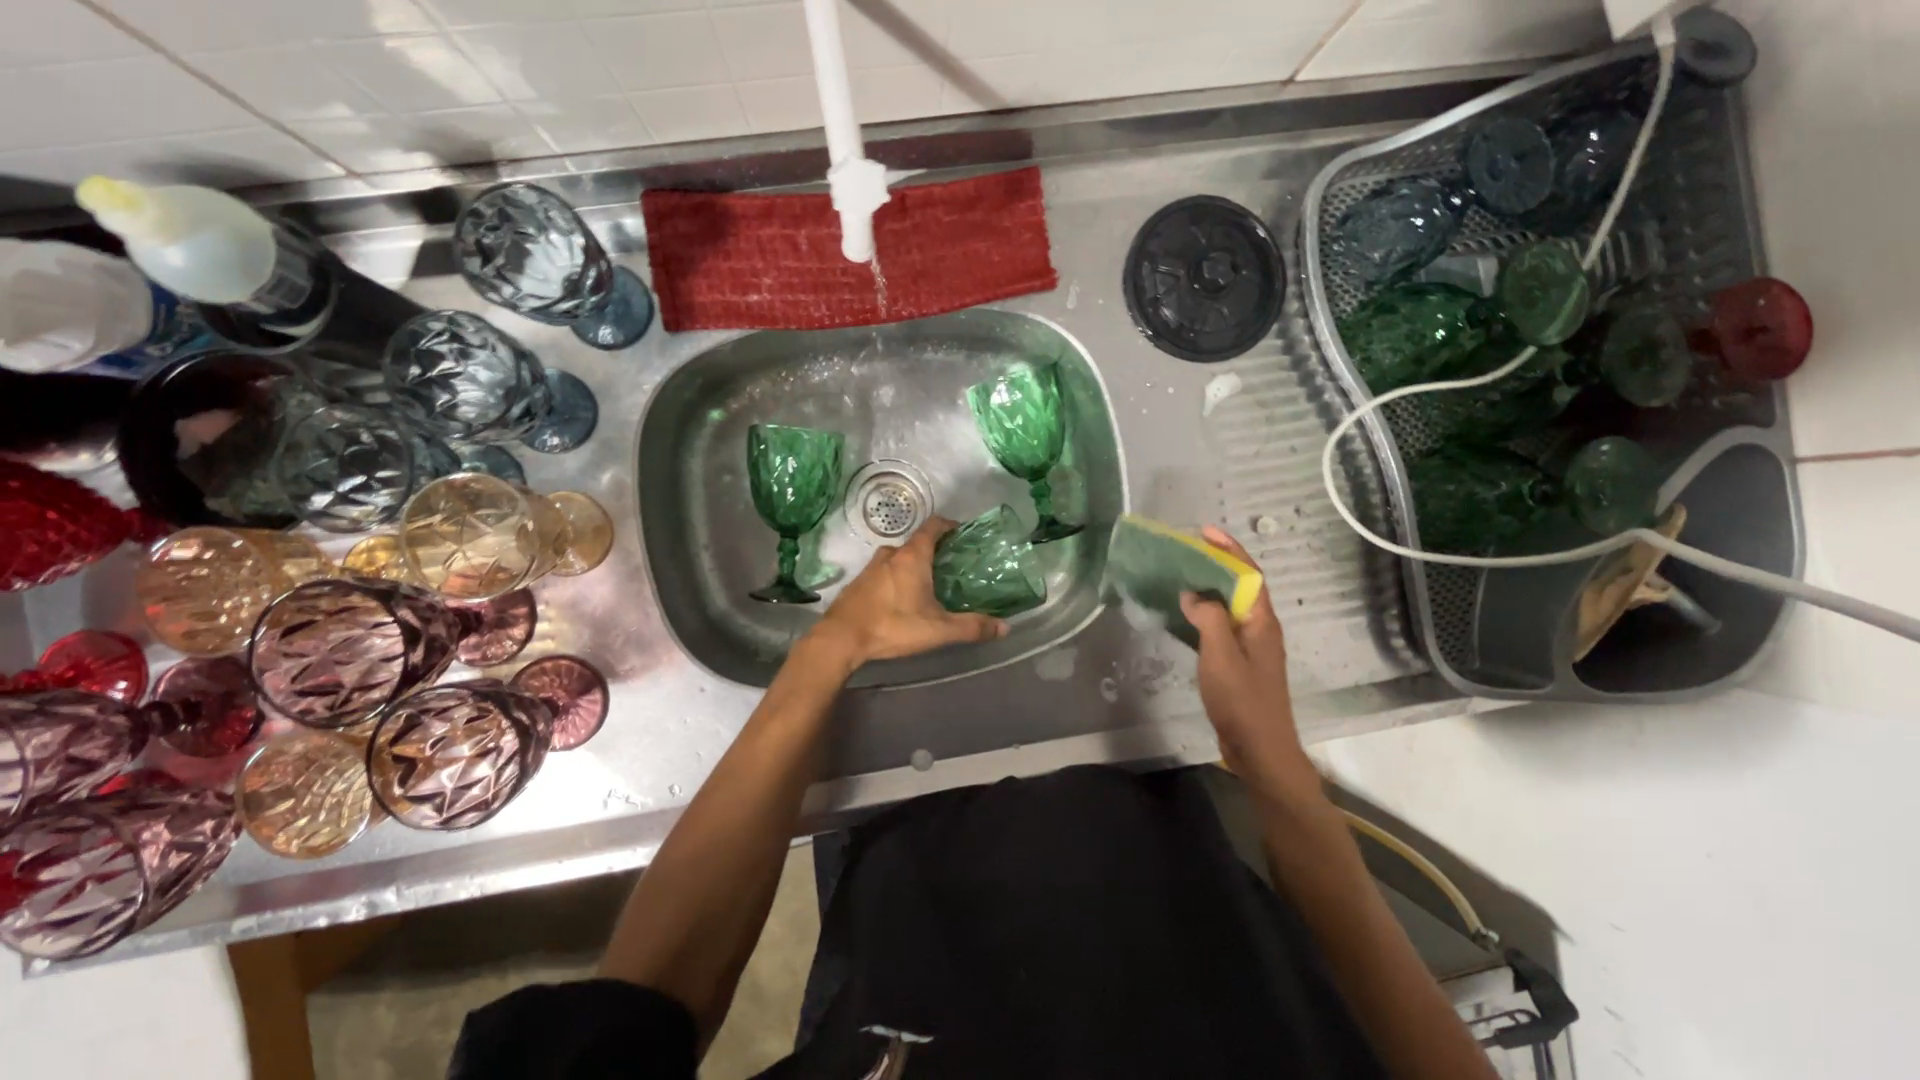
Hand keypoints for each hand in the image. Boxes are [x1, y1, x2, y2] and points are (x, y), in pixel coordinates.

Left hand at [809, 516, 1007, 667]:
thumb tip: (1005, 628)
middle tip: (950, 568)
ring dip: (912, 567)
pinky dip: (895, 580)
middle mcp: (890, 555)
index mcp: (912, 557)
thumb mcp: (938, 630)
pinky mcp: (857, 584)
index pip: (933, 527)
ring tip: (927, 586)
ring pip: (897, 559)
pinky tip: (901, 601)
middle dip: (933, 552)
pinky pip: (883, 574)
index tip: (962, 534)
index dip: (949, 526)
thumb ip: (972, 627)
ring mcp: (870, 568)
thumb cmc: (893, 627)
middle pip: (916, 544)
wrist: (841, 639)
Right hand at [1180, 526, 1318, 799]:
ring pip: (1231, 608)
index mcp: (1262, 622)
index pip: (1249, 574)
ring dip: (1210, 589)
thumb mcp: (1221, 655)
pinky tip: (1185, 616)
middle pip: (1241, 587)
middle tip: (1186, 551)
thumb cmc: (1242, 700)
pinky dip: (1205, 615)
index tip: (1205, 532)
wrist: (1260, 749)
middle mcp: (1261, 629)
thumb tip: (1195, 593)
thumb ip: (1209, 618)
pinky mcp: (1240, 665)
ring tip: (1181, 576)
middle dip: (1218, 565)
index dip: (1229, 550)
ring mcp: (1252, 648)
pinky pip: (1222, 628)